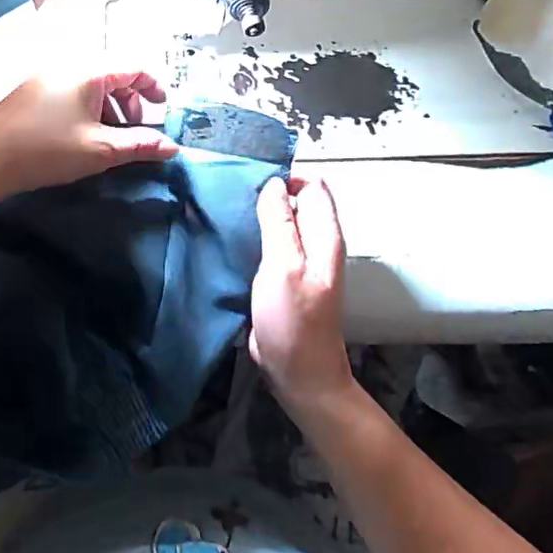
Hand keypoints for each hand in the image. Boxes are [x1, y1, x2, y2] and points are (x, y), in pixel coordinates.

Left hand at [0, 70, 178, 216]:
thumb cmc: (47, 150)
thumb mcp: (100, 150)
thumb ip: (139, 145)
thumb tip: (172, 146)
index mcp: (89, 71)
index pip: (134, 66)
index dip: (154, 86)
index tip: (162, 111)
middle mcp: (68, 65)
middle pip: (113, 74)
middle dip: (131, 101)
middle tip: (135, 132)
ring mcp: (46, 77)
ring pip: (91, 85)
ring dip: (109, 107)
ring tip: (109, 139)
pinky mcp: (31, 92)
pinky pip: (70, 91)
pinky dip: (87, 109)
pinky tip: (81, 136)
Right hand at [250, 176, 353, 409]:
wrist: (298, 374)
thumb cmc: (293, 321)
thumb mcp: (283, 266)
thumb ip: (280, 222)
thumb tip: (274, 183)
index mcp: (324, 236)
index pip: (312, 186)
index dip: (285, 178)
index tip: (252, 182)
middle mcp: (316, 242)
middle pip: (295, 201)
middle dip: (269, 192)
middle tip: (234, 195)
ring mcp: (299, 260)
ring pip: (281, 221)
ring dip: (259, 214)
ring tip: (228, 210)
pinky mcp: (282, 275)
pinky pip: (270, 242)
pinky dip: (255, 234)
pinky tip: (232, 236)